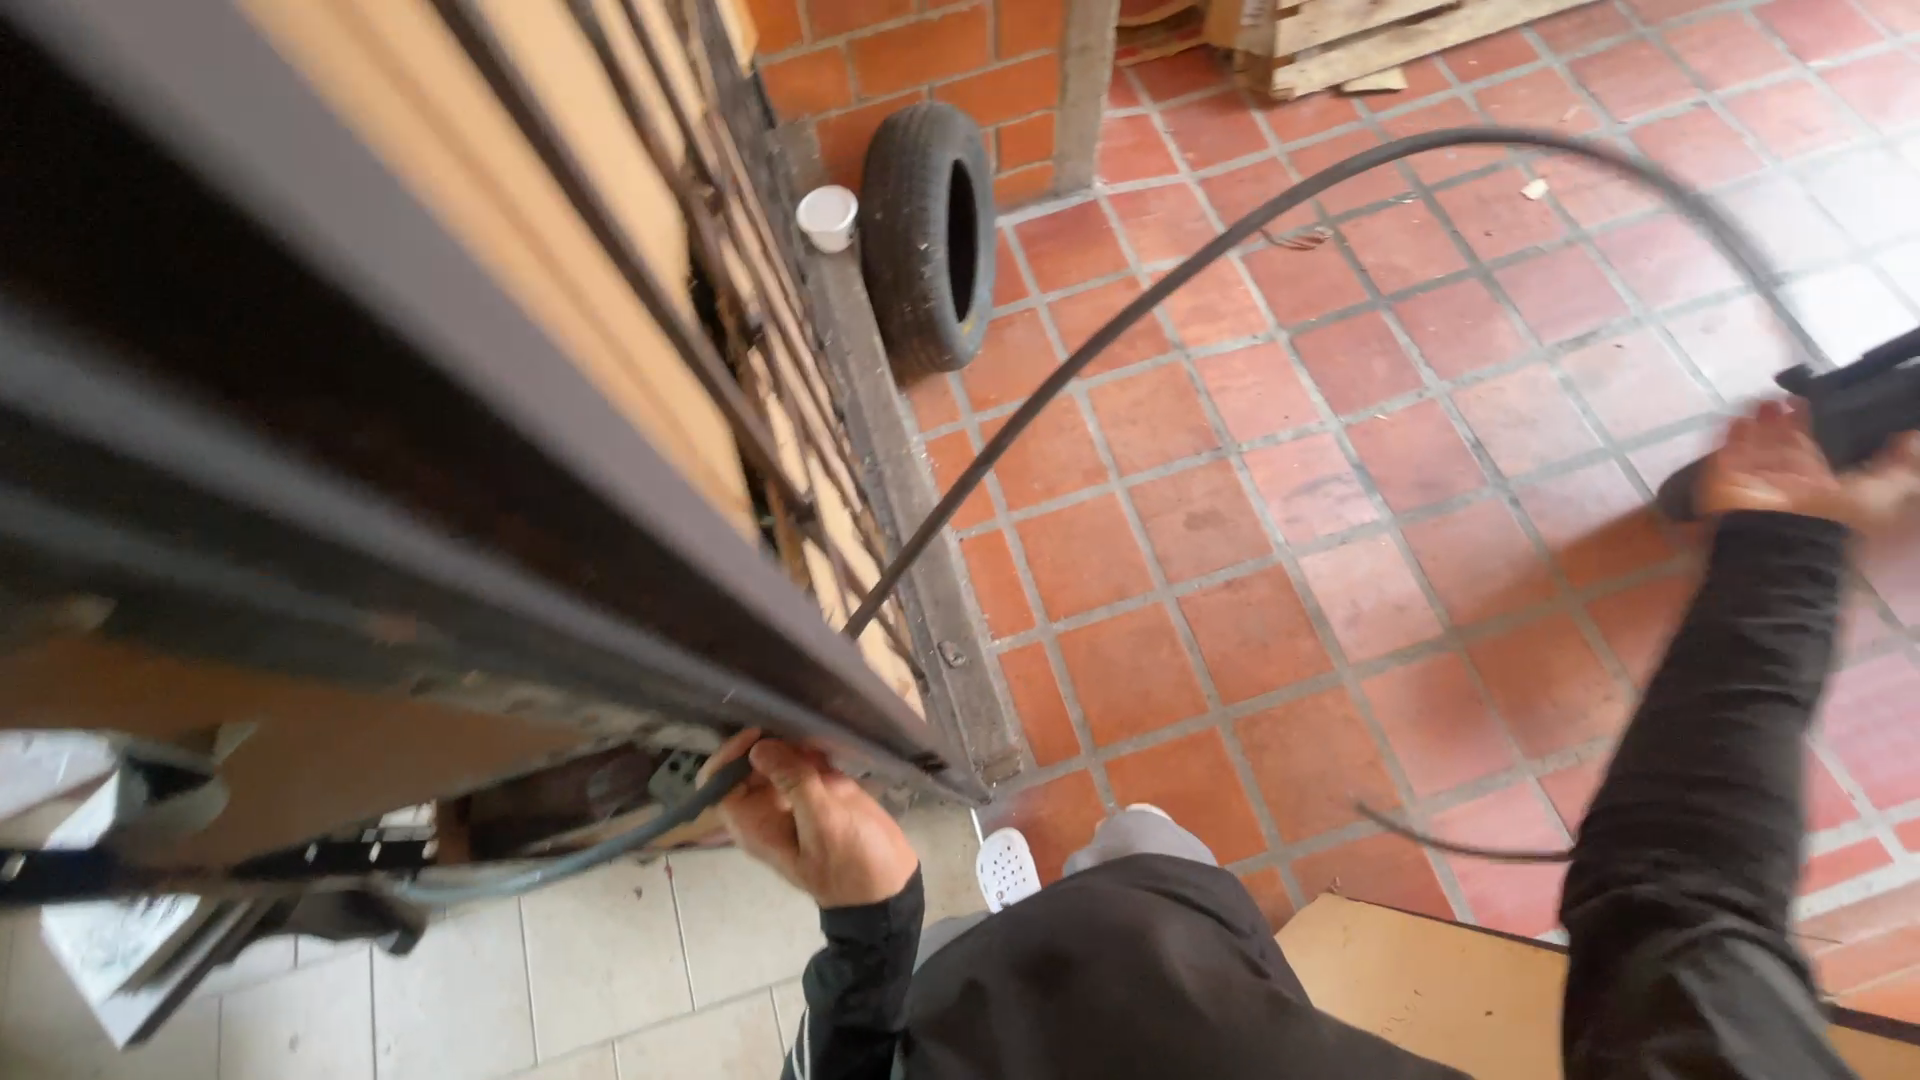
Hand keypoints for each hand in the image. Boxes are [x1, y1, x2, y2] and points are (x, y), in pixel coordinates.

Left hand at [699, 729, 918, 908]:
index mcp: (754, 822)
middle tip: (799, 729)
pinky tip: (830, 742)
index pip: (719, 783)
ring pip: (778, 756)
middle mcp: (767, 806)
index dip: (731, 755)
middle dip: (770, 741)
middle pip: (748, 763)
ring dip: (794, 741)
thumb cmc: (849, 861)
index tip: (760, 734)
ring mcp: (793, 797)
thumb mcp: (823, 824)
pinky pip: (805, 759)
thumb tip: (759, 748)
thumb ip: (795, 783)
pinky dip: (814, 746)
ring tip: (817, 734)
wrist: (886, 884)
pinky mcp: (819, 789)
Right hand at [1698, 400, 1919, 529]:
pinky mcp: (1726, 475)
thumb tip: (1910, 435)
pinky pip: (1728, 452)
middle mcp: (1780, 474)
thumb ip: (1897, 463)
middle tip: (1783, 397)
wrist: (1785, 531)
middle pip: (1777, 442)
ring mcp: (1750, 474)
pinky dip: (1733, 436)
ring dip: (1758, 424)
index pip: (1806, 445)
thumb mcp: (1882, 488)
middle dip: (1779, 420)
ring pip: (1754, 444)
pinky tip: (1739, 420)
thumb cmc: (1832, 513)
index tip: (1805, 401)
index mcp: (1811, 477)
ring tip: (1763, 402)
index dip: (1805, 424)